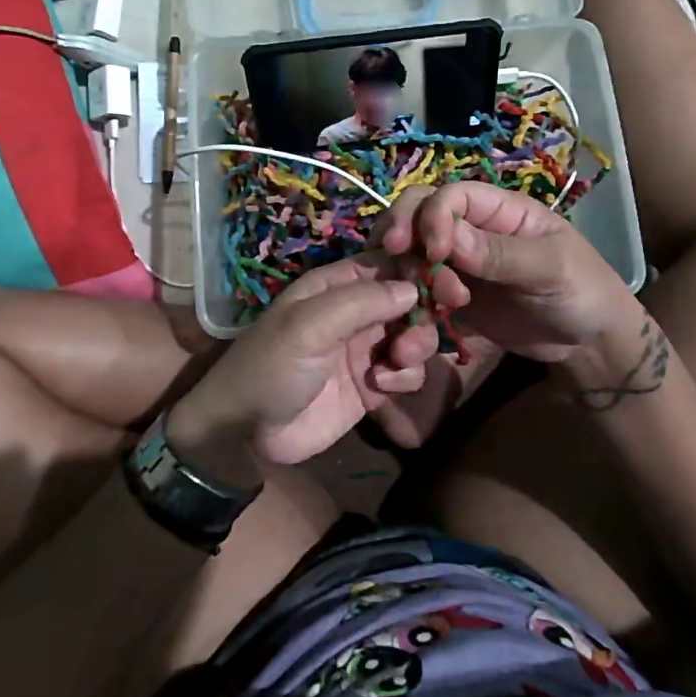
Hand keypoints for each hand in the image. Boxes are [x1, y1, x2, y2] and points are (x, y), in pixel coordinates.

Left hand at [168, 256, 436, 471]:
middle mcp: (355, 312)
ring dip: (415, 348)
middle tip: (413, 341)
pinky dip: (404, 377)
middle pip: (409, 300)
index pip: (388, 264)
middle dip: (421, 317)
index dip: (419, 271)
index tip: (448, 287)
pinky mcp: (373, 385)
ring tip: (393, 365)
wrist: (247, 432)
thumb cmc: (271, 366)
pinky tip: (380, 388)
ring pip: (414, 336)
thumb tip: (411, 286)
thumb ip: (360, 302)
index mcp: (335, 286)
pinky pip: (407, 372)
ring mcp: (365, 348)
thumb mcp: (309, 326)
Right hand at [376, 182, 637, 362]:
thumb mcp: (550, 268)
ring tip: (439, 305)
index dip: (433, 216)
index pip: (451, 196)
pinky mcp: (451, 297)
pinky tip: (423, 323)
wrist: (589, 345)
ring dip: (410, 274)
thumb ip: (500, 253)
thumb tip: (448, 237)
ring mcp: (458, 264)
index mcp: (498, 209)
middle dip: (402, 231)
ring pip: (411, 254)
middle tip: (394, 256)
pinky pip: (419, 292)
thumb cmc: (583, 291)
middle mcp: (471, 229)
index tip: (434, 250)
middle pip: (418, 214)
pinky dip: (411, 304)